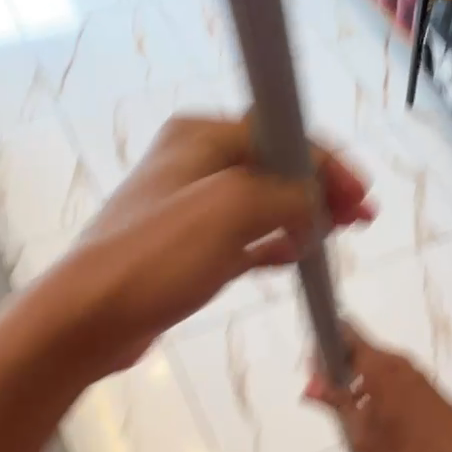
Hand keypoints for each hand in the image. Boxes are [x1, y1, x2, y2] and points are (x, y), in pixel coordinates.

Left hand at [52, 114, 371, 375]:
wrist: (90, 316)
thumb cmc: (156, 256)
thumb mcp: (231, 209)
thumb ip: (286, 195)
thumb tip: (317, 202)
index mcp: (202, 136)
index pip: (282, 134)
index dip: (328, 164)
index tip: (362, 198)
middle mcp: (198, 162)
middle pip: (277, 167)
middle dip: (321, 191)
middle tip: (359, 222)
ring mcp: (193, 207)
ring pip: (265, 204)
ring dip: (302, 218)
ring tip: (335, 240)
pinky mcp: (191, 248)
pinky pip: (247, 238)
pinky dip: (275, 245)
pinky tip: (298, 259)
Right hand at [302, 329, 451, 451]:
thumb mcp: (362, 435)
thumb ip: (336, 405)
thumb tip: (310, 386)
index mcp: (380, 366)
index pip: (345, 332)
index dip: (323, 345)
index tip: (312, 372)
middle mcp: (398, 361)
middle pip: (359, 350)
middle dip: (336, 369)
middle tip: (325, 401)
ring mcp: (415, 374)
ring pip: (374, 367)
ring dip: (356, 384)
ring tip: (347, 418)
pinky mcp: (426, 388)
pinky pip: (391, 379)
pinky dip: (375, 391)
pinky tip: (373, 422)